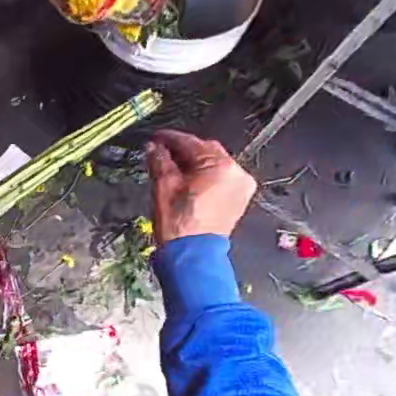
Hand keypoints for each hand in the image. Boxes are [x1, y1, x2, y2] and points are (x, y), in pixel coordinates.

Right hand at [144, 129, 256, 244]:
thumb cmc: (180, 225)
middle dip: (184, 151)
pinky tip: (188, 180)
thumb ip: (160, 160)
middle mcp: (236, 173)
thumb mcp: (164, 186)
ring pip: (215, 164)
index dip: (170, 139)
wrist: (192, 256)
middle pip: (206, 151)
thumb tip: (155, 147)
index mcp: (220, 166)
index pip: (191, 143)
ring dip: (195, 163)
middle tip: (162, 152)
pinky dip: (206, 176)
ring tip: (173, 167)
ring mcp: (240, 187)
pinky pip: (221, 178)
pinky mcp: (238, 200)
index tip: (157, 138)